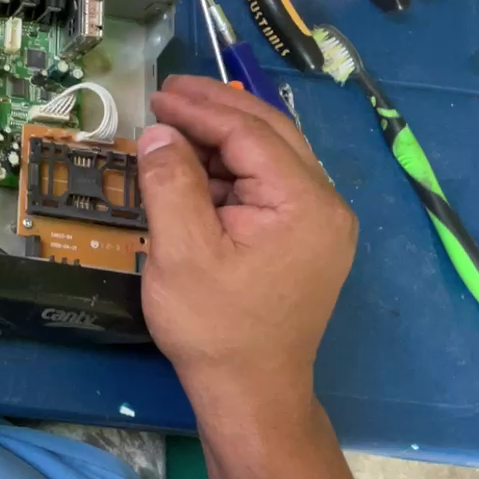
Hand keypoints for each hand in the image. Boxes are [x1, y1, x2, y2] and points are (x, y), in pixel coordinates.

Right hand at [136, 76, 356, 425]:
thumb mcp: (180, 251)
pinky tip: (191, 166)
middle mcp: (323, 205)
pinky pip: (264, 185)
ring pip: (269, 157)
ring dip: (220, 136)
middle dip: (217, 106)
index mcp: (303, 204)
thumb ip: (170, 184)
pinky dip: (226, 168)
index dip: (200, 108)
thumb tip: (157, 132)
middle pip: (270, 134)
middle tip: (169, 89)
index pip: (250, 134)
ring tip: (172, 123)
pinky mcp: (300, 239)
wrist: (249, 389)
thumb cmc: (213, 324)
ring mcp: (316, 223)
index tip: (156, 94)